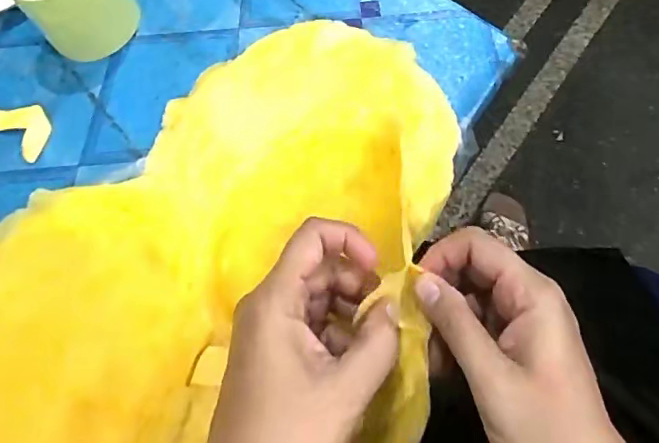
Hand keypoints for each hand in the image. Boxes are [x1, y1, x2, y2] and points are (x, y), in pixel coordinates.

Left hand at [209, 218, 400, 442]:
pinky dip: (336, 329)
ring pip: (316, 293)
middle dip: (356, 281)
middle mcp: (266, 304)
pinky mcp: (270, 353)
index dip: (350, 239)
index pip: (313, 235)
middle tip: (383, 312)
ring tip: (373, 338)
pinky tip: (354, 359)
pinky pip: (309, 321)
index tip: (378, 268)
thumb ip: (379, 340)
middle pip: (318, 266)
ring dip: (350, 307)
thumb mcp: (346, 388)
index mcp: (275, 299)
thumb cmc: (291, 434)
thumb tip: (393, 307)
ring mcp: (265, 329)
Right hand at [416, 228, 620, 442]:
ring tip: (422, 351)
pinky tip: (439, 364)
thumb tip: (421, 282)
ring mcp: (527, 319)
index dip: (442, 256)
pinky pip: (483, 324)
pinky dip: (459, 338)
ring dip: (446, 319)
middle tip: (410, 321)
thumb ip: (457, 326)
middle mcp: (530, 294)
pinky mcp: (521, 343)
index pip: (478, 244)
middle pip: (475, 267)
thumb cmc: (543, 426)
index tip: (411, 288)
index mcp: (531, 290)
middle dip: (441, 290)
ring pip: (475, 297)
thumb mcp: (493, 379)